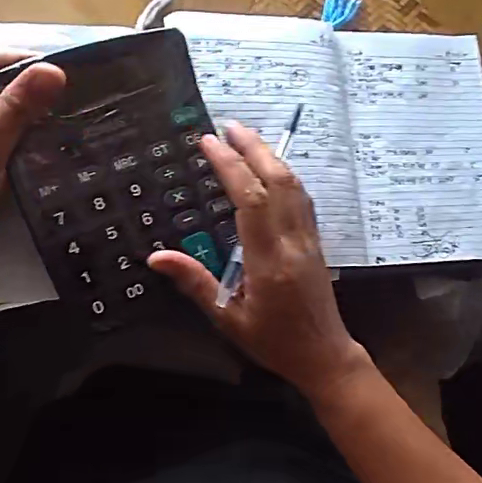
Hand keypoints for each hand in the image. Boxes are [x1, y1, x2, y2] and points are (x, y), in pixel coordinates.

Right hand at [148, 123, 370, 394]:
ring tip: (247, 137)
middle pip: (278, 182)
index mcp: (269, 261)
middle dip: (254, 148)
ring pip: (294, 186)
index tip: (210, 143)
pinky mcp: (316, 241)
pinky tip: (272, 168)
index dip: (230, 167)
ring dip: (271, 156)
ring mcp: (309, 239)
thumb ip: (196, 284)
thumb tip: (157, 257)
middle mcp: (293, 243)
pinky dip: (284, 175)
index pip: (250, 201)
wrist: (324, 357)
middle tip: (229, 126)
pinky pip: (301, 198)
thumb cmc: (274, 342)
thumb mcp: (228, 320)